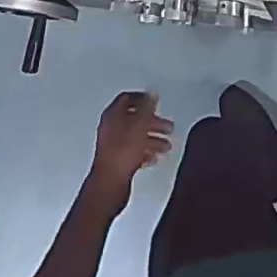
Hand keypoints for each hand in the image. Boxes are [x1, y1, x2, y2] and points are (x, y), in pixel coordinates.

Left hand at [83, 91, 173, 211]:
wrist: (110, 183)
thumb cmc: (121, 153)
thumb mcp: (139, 125)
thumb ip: (147, 108)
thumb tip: (152, 93)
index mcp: (112, 115)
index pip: (127, 99)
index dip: (142, 98)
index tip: (153, 100)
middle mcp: (110, 128)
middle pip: (134, 119)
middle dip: (152, 121)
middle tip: (166, 125)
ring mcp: (113, 145)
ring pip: (135, 136)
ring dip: (152, 138)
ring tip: (166, 145)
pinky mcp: (117, 161)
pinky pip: (133, 152)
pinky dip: (145, 152)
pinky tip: (153, 156)